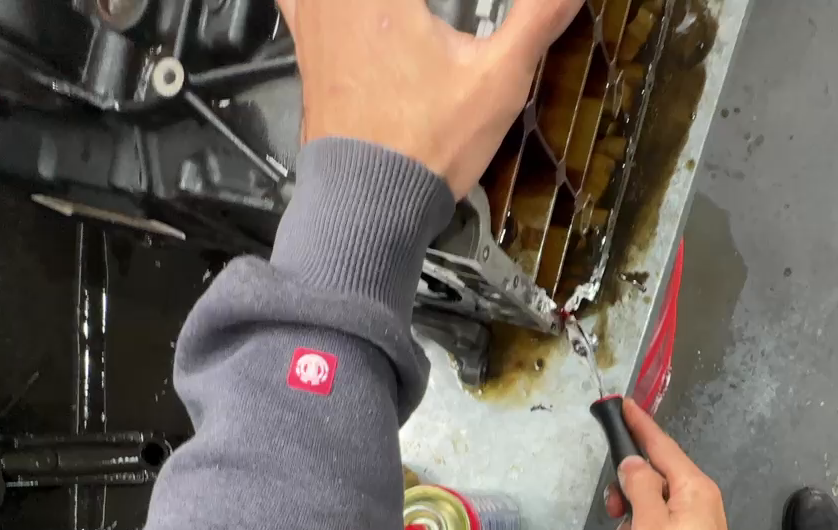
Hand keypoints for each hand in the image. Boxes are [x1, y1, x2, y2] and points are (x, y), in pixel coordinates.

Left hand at [285, 0, 584, 194]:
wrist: (370, 202)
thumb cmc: (431, 142)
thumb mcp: (497, 82)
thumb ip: (535, 19)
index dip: (450, 5)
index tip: (462, 13)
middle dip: (418, 9)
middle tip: (435, 21)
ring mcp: (311, 12)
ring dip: (373, 8)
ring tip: (405, 20)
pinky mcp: (302, 44)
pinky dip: (316, 2)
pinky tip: (335, 14)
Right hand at [606, 400, 735, 529]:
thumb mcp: (649, 525)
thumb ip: (639, 487)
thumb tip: (633, 463)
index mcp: (693, 487)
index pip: (661, 445)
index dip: (639, 425)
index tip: (623, 404)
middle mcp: (697, 501)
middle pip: (649, 483)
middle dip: (626, 502)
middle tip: (614, 515)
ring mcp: (693, 527)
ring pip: (646, 515)